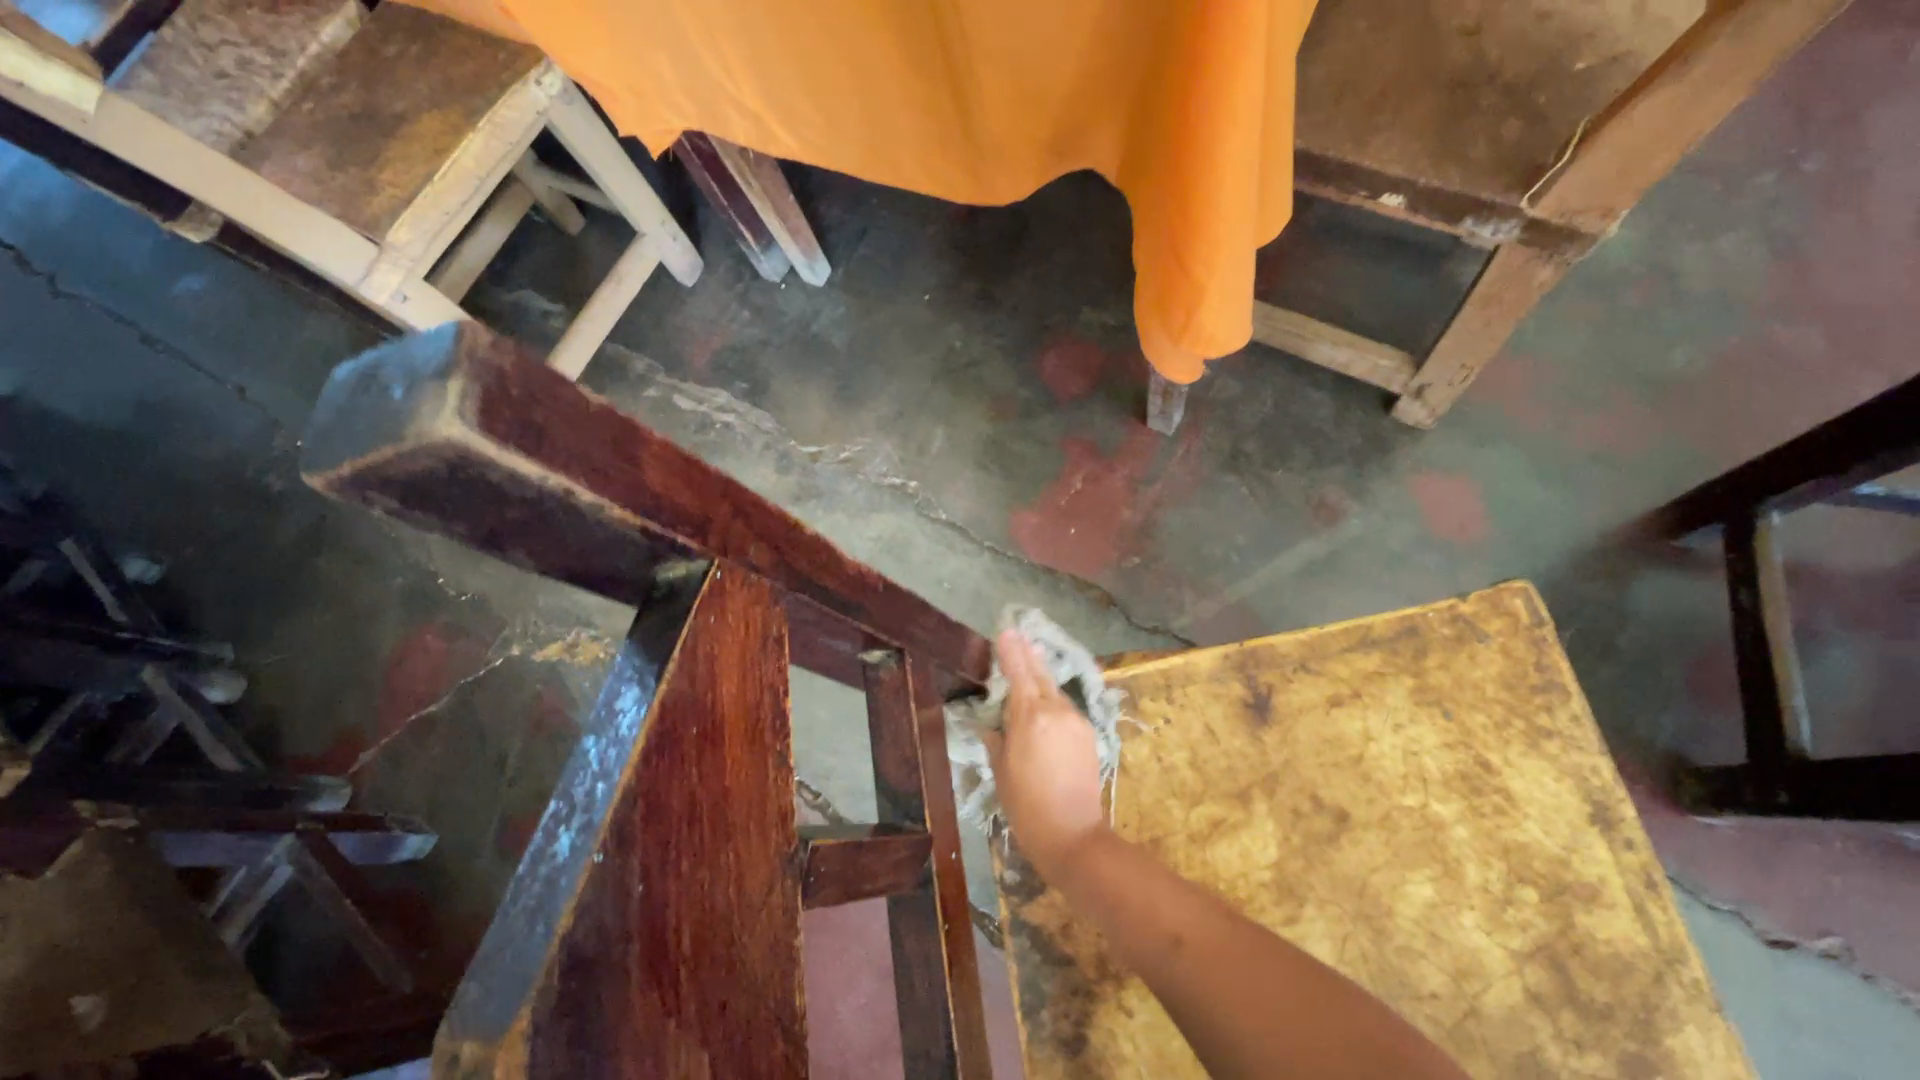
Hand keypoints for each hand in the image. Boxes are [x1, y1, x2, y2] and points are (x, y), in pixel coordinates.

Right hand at [983, 627, 1110, 878]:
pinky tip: (1045, 702)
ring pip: (1056, 691)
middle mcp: (1057, 711)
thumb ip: (997, 740)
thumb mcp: (1001, 771)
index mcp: (1030, 717)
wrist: (1073, 834)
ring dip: (1042, 677)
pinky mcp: (1088, 734)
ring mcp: (1077, 721)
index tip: (1006, 630)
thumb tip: (993, 726)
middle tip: (1019, 636)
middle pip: (1042, 675)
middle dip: (1029, 655)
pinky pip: (1066, 709)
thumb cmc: (1026, 807)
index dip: (1011, 652)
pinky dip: (1053, 700)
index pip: (1019, 673)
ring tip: (1030, 662)